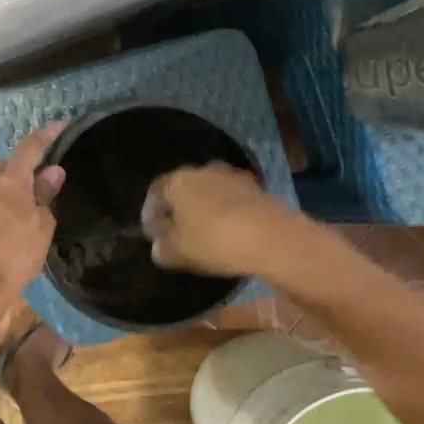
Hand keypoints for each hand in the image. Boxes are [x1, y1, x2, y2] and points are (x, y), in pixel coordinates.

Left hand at [0, 124, 66, 296]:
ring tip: (42, 191)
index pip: (30, 147)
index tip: (62, 124)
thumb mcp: (41, 222)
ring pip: (4, 182)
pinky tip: (24, 210)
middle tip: (53, 164)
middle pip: (13, 164)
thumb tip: (53, 171)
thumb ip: (45, 194)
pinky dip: (12, 198)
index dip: (47, 134)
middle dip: (32, 161)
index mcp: (10, 180)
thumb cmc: (18, 251)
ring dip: (21, 182)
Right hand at [141, 163, 288, 276]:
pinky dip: (227, 211)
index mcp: (177, 181)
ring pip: (210, 192)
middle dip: (178, 209)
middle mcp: (203, 170)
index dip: (150, 213)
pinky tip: (230, 230)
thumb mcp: (177, 253)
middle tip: (178, 232)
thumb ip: (161, 248)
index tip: (152, 233)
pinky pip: (232, 199)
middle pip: (184, 188)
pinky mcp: (257, 187)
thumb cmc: (214, 241)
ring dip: (205, 208)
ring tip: (206, 232)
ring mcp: (233, 176)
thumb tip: (159, 245)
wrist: (273, 237)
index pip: (155, 192)